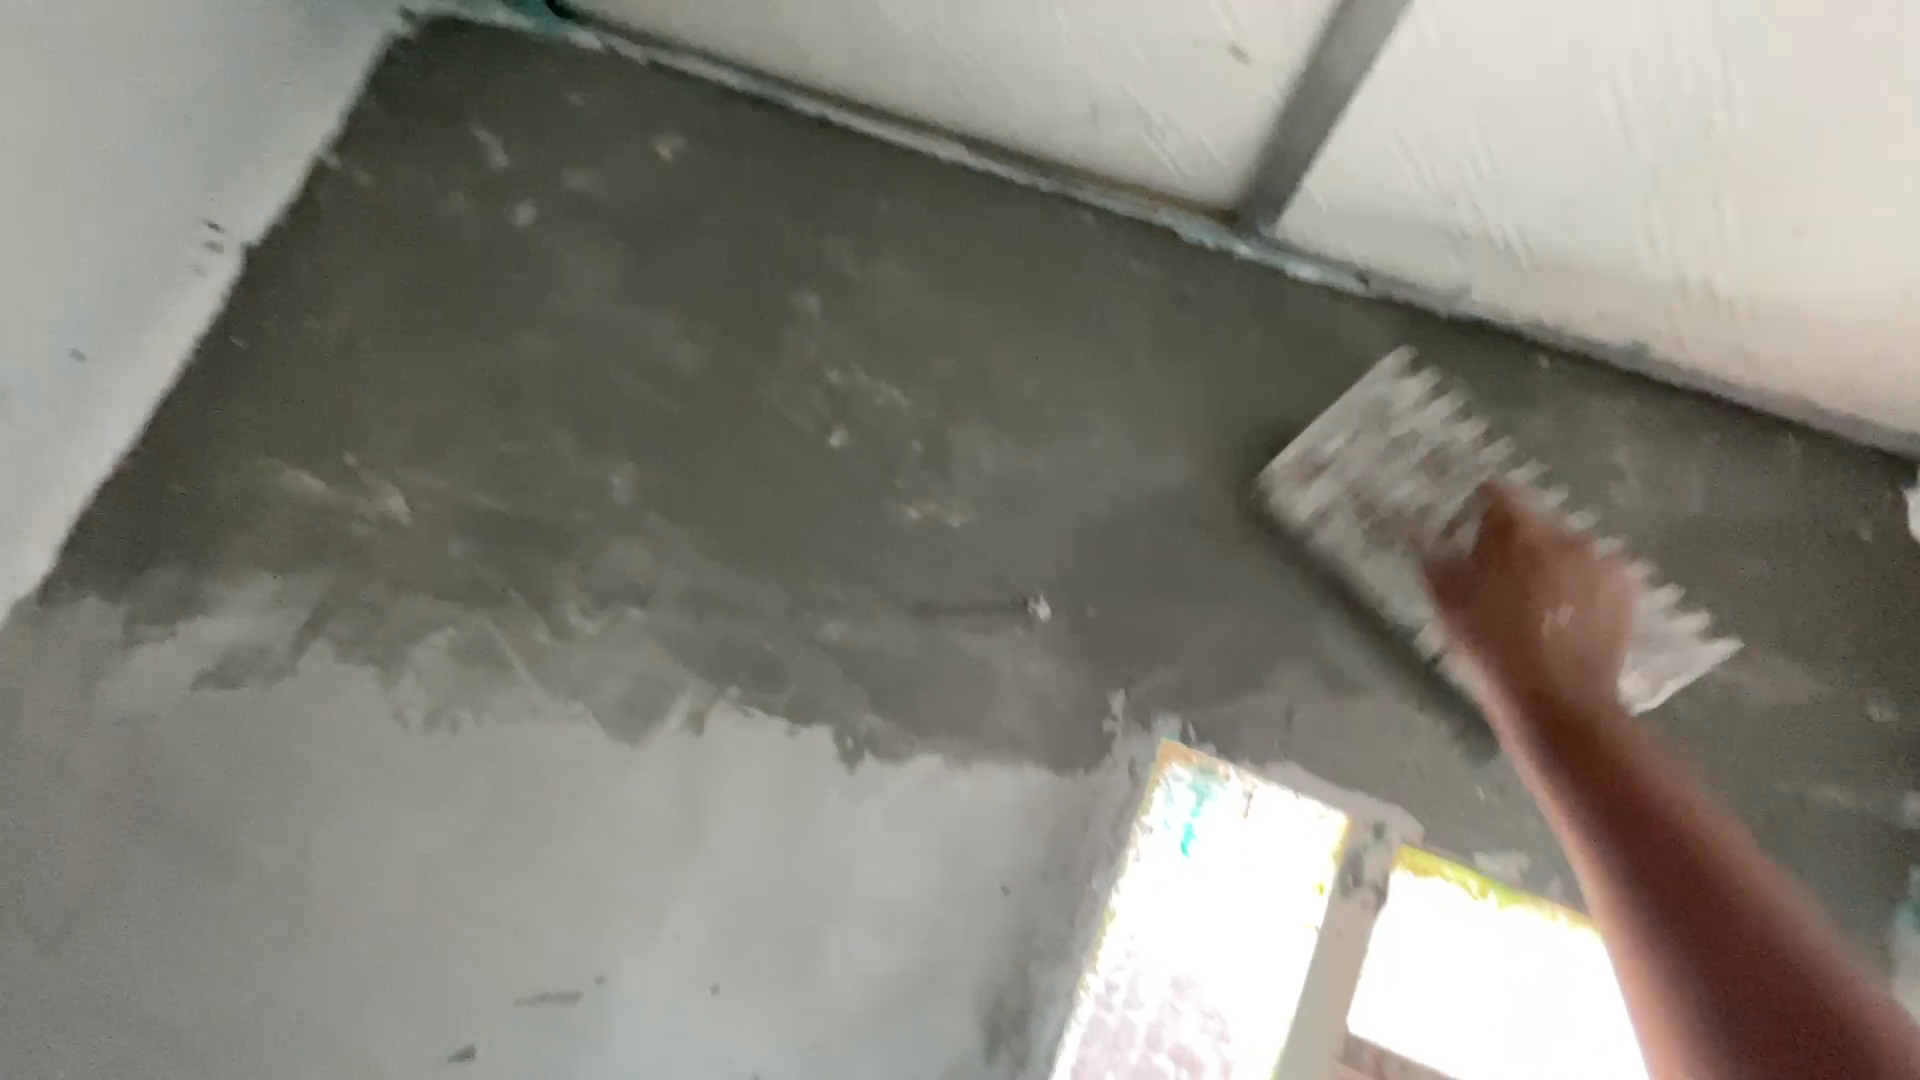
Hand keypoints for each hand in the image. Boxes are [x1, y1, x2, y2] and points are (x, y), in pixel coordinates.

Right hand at [1422, 483, 1637, 725]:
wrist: (1555, 697)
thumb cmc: (1488, 645)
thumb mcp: (1445, 600)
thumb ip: (1432, 556)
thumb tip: (1415, 527)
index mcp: (1515, 531)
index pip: (1495, 493)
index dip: (1477, 504)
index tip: (1465, 520)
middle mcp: (1564, 533)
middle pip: (1533, 521)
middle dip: (1514, 538)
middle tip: (1496, 569)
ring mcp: (1602, 560)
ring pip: (1565, 546)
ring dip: (1548, 559)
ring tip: (1532, 594)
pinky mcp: (1627, 587)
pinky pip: (1594, 570)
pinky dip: (1579, 580)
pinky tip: (1564, 608)